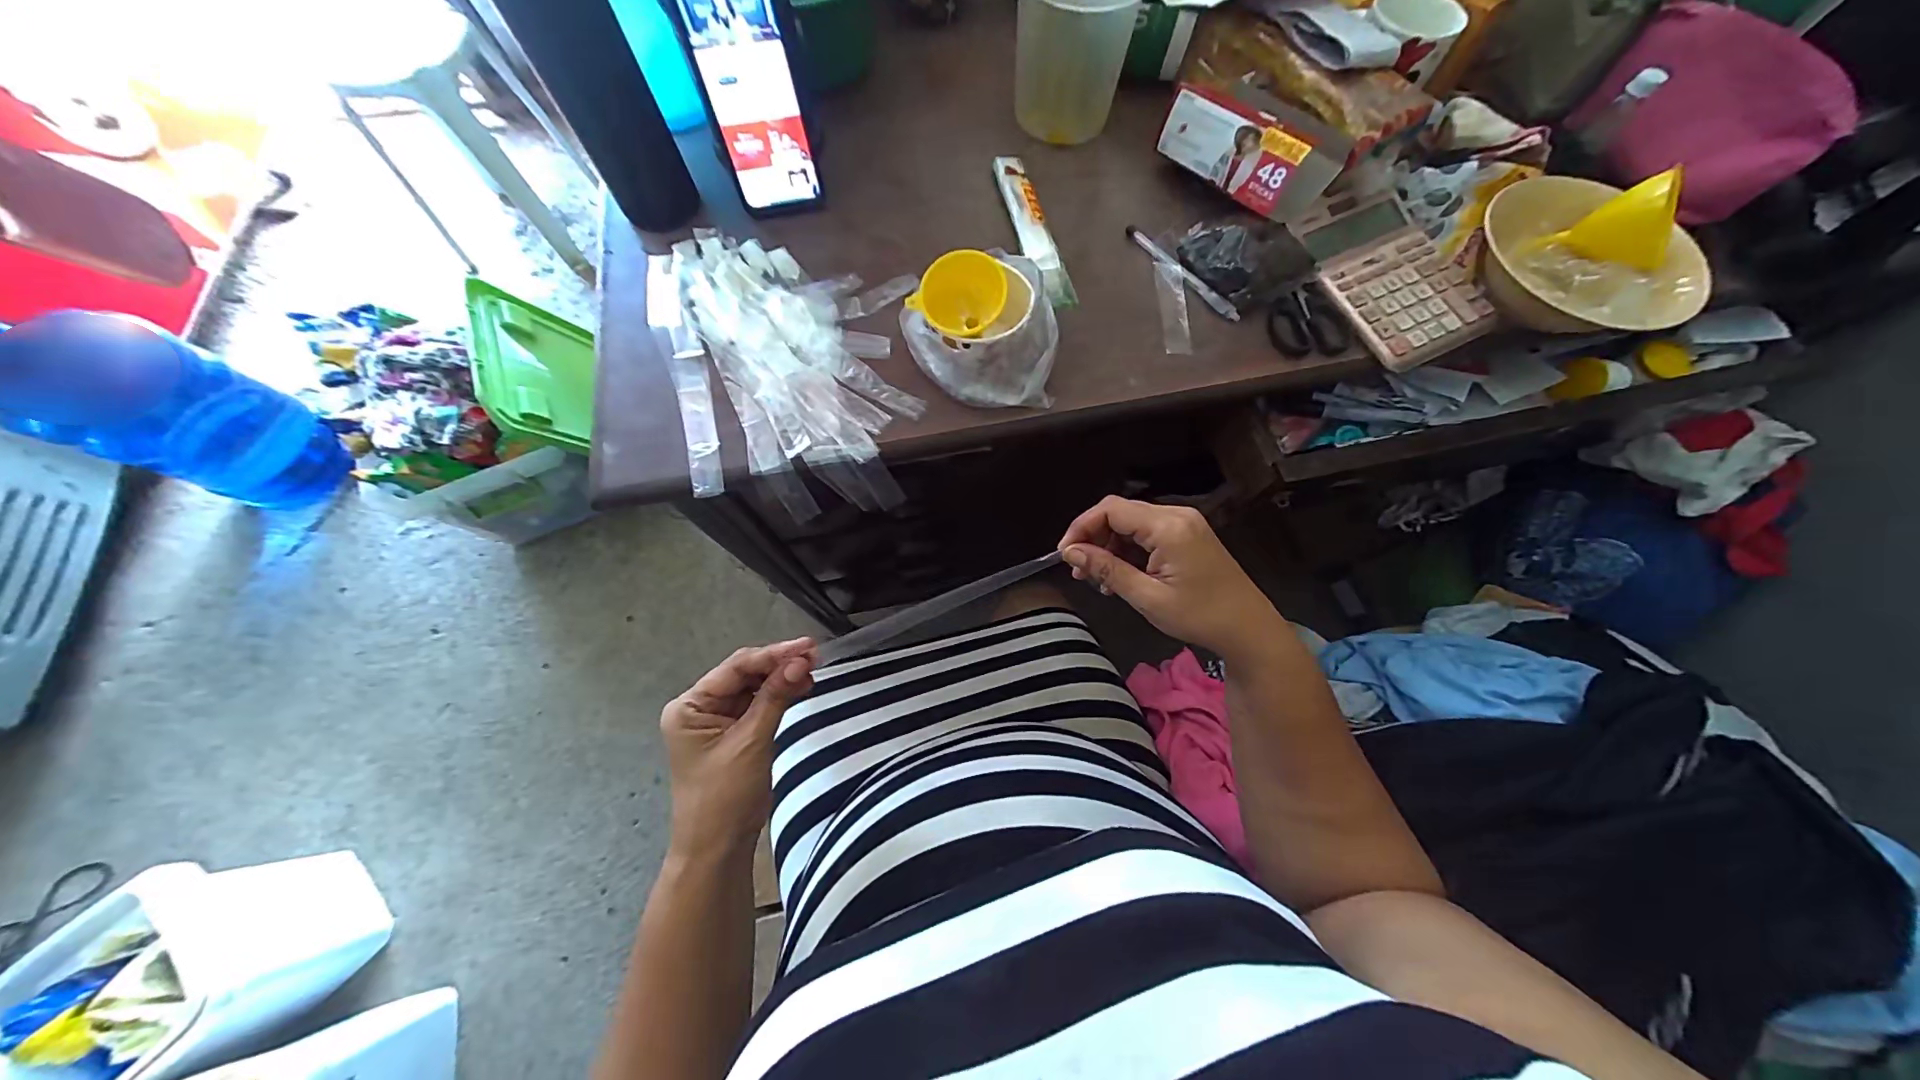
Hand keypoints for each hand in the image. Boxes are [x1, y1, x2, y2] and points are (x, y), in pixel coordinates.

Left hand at [660, 638, 815, 854]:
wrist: (718, 848)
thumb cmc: (725, 797)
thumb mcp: (751, 742)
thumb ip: (775, 697)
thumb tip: (799, 662)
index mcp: (689, 706)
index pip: (735, 668)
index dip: (773, 655)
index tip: (806, 647)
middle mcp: (699, 708)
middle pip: (744, 674)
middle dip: (779, 664)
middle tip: (814, 655)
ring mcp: (716, 721)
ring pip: (754, 688)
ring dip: (782, 678)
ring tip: (813, 669)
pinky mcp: (734, 734)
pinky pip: (758, 705)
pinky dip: (779, 696)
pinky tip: (800, 687)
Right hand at [1058, 496, 1282, 660]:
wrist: (1248, 628)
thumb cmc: (1199, 616)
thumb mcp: (1147, 597)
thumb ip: (1107, 569)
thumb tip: (1070, 552)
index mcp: (1168, 526)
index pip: (1111, 510)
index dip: (1082, 527)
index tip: (1065, 555)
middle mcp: (1177, 515)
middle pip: (1120, 512)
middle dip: (1093, 537)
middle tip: (1079, 570)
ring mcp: (1185, 523)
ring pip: (1132, 522)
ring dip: (1110, 545)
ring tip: (1098, 579)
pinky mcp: (1189, 535)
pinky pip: (1148, 532)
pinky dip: (1129, 549)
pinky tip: (1121, 575)